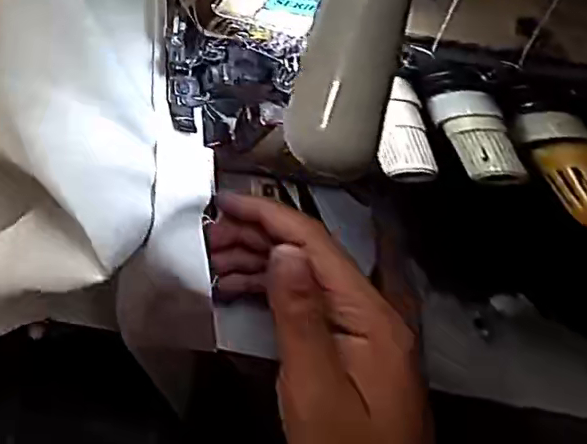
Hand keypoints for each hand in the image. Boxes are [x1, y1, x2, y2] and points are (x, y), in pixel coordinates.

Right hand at [210, 194, 430, 443]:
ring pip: (303, 271)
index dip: (266, 214)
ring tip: (217, 257)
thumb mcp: (314, 385)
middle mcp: (373, 316)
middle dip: (255, 235)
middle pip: (308, 251)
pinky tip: (239, 285)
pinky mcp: (347, 345)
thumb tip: (284, 251)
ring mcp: (362, 331)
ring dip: (256, 258)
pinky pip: (305, 296)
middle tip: (213, 231)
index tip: (228, 201)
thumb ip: (298, 314)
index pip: (313, 241)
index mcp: (372, 317)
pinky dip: (268, 285)